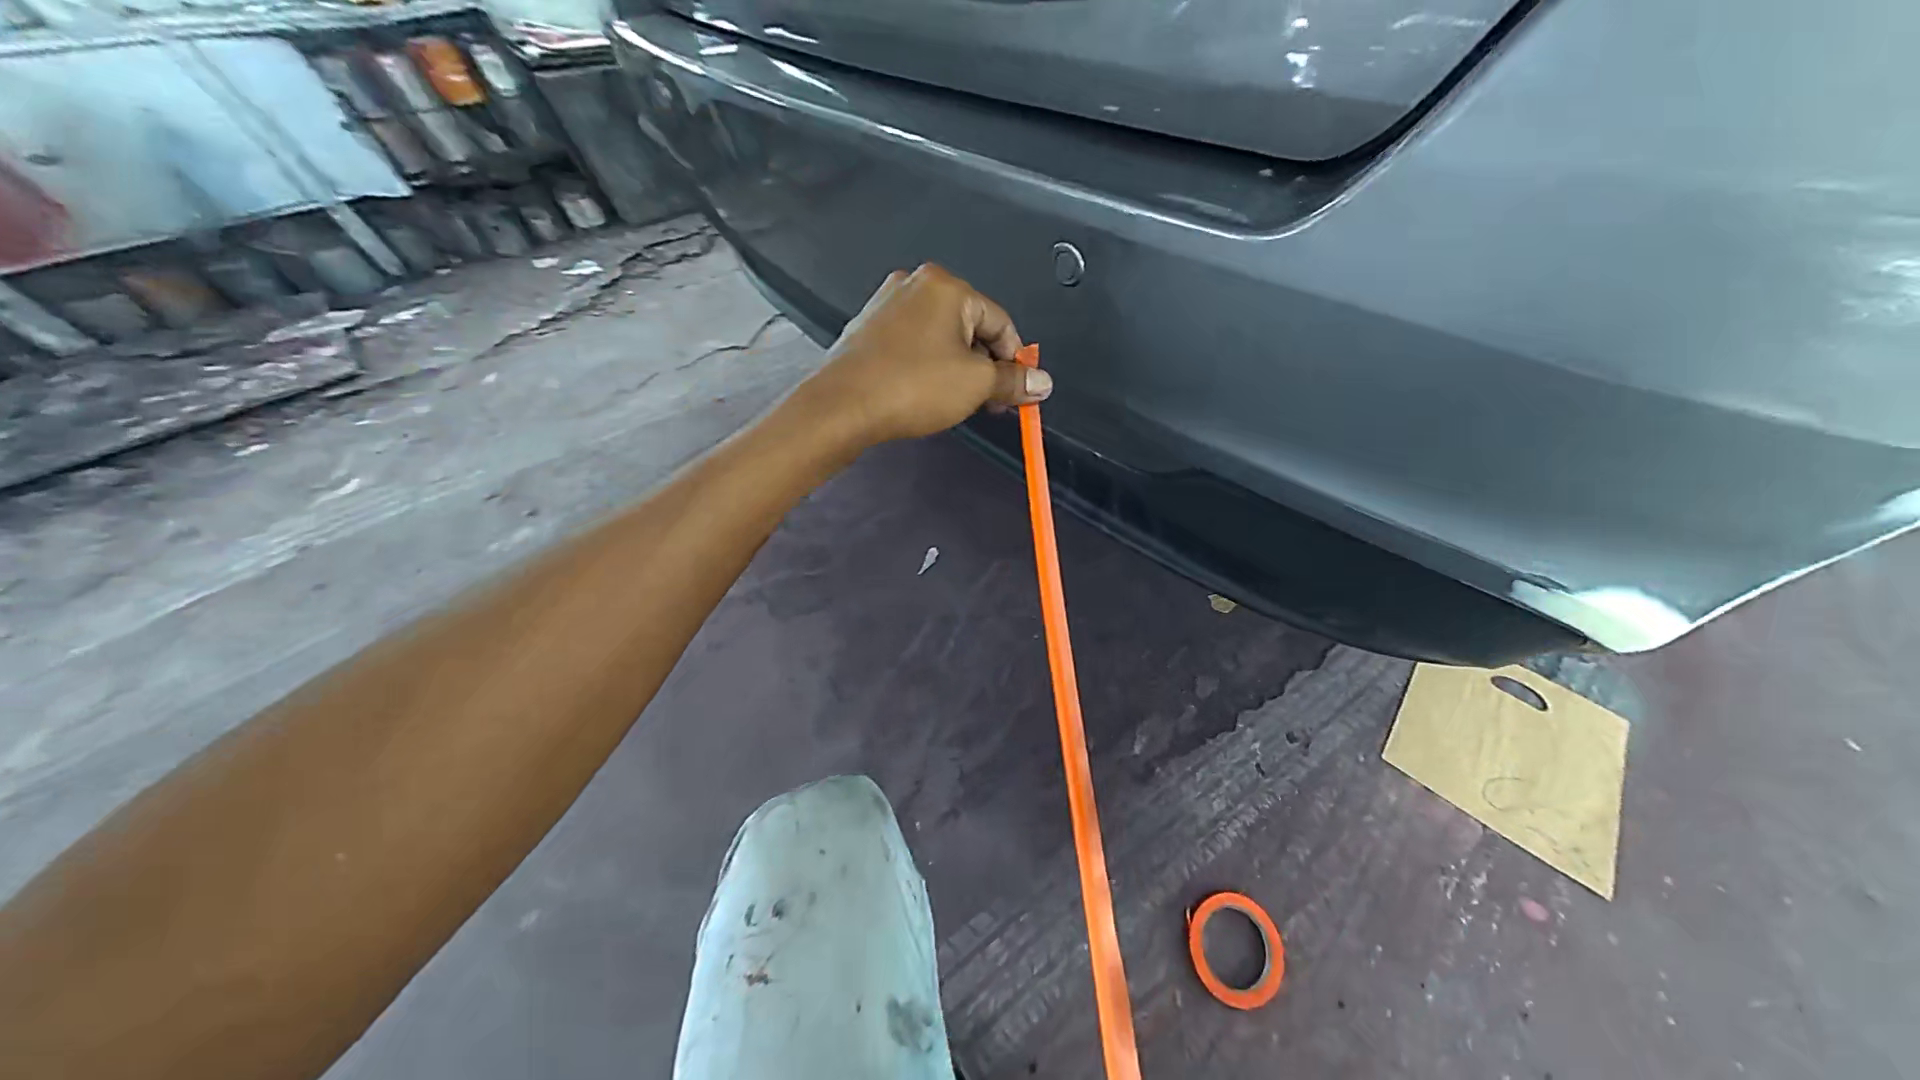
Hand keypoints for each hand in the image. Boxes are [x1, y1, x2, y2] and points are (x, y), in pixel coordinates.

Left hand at [797, 263, 1052, 447]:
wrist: (842, 406)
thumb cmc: (910, 387)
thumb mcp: (976, 385)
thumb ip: (1014, 381)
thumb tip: (1041, 383)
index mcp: (946, 287)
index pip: (1000, 321)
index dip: (1016, 360)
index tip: (1020, 391)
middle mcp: (915, 285)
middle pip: (970, 327)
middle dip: (985, 366)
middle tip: (989, 401)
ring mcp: (887, 305)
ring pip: (941, 338)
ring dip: (957, 369)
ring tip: (956, 401)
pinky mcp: (869, 329)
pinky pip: (913, 345)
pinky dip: (927, 367)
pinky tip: (924, 393)